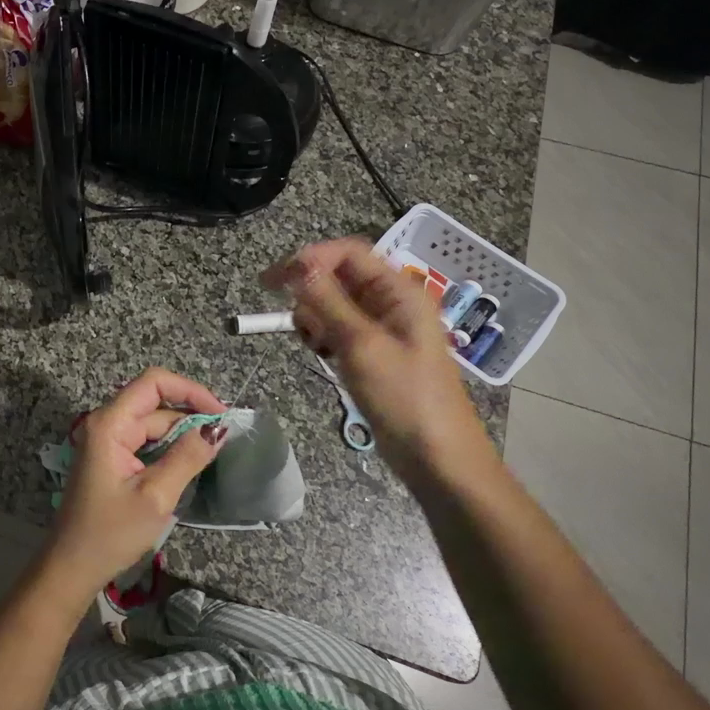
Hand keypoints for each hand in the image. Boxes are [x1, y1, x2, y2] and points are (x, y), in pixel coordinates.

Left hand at [39, 368, 228, 600]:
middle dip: (190, 413)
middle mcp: (105, 424)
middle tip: (224, 436)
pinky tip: (190, 459)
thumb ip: (187, 457)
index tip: (220, 413)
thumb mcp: (156, 496)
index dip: (190, 390)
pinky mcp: (110, 458)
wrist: (73, 566)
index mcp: (109, 424)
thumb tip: (218, 429)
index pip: (153, 383)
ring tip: (213, 448)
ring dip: (182, 431)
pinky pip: (144, 440)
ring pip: (151, 422)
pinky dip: (168, 445)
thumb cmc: (111, 532)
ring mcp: (106, 441)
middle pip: (154, 402)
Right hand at [261, 238, 490, 475]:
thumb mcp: (361, 344)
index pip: (348, 253)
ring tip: (314, 344)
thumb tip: (297, 264)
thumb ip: (327, 301)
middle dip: (310, 292)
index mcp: (399, 292)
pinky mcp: (372, 353)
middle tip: (295, 321)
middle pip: (339, 276)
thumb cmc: (404, 397)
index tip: (274, 281)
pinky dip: (323, 334)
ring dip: (315, 315)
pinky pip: (339, 329)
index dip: (310, 259)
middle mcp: (391, 303)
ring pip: (334, 304)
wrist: (436, 456)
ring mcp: (382, 329)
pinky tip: (320, 353)